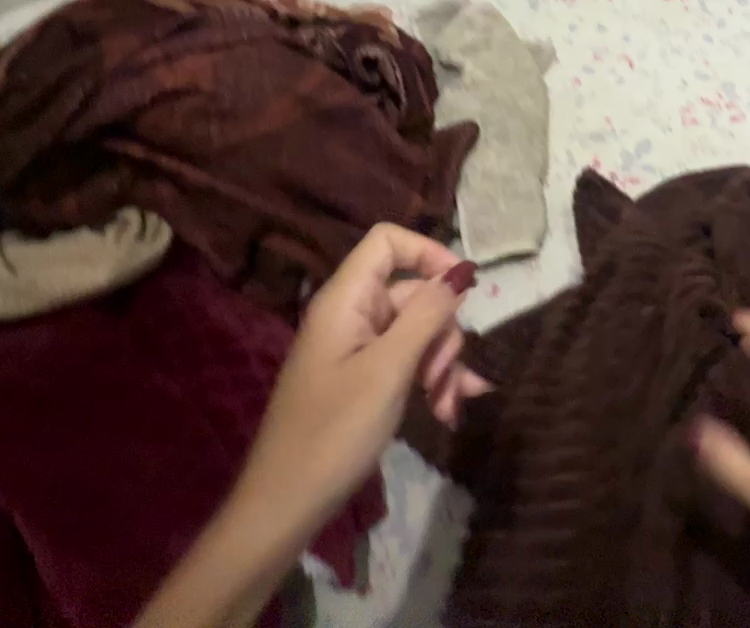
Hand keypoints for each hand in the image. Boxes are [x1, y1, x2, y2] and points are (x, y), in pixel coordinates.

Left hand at [234, 224, 486, 531]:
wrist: (285, 507)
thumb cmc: (334, 432)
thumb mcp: (390, 369)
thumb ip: (427, 314)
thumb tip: (461, 271)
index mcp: (346, 300)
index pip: (388, 241)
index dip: (429, 252)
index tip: (464, 285)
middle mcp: (353, 314)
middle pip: (415, 292)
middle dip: (444, 330)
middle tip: (443, 376)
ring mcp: (359, 347)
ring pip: (420, 329)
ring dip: (443, 363)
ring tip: (447, 405)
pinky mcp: (366, 376)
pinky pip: (410, 359)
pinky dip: (432, 379)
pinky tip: (448, 409)